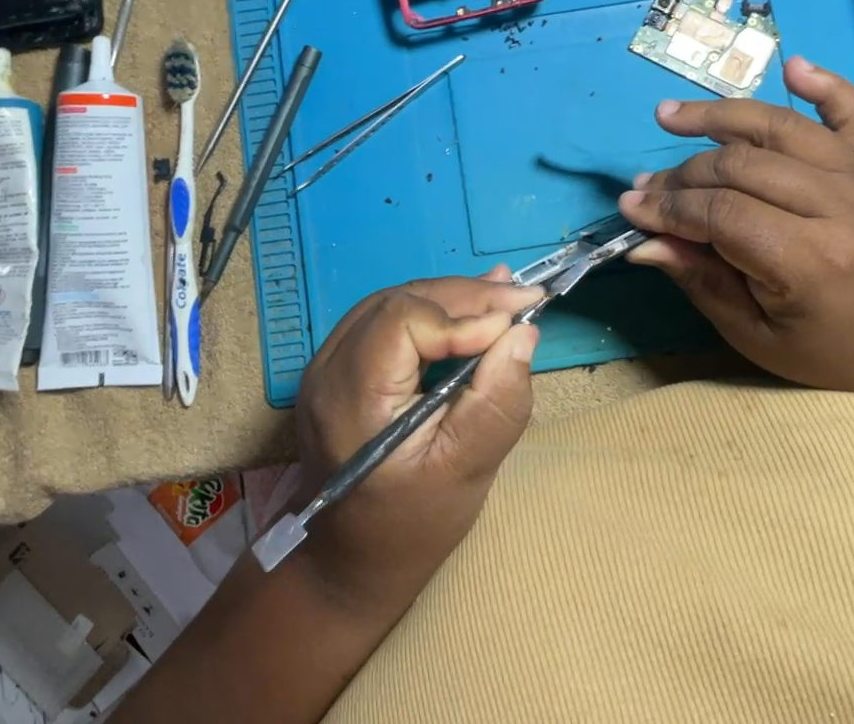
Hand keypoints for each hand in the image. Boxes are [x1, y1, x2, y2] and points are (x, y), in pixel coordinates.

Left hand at [292, 271, 542, 615]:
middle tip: (525, 298)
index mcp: (352, 399)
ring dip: (453, 298)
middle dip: (466, 297)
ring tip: (506, 293)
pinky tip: (471, 306)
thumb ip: (496, 403)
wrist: (346, 560)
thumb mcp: (464, 473)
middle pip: (399, 303)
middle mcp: (329, 370)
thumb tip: (523, 333)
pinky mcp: (340, 368)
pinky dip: (434, 311)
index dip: (461, 316)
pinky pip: (388, 321)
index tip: (513, 328)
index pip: (402, 322)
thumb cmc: (409, 528)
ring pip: (394, 304)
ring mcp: (328, 365)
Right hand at [617, 57, 853, 396]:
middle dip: (683, 176)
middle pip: (741, 167)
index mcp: (812, 260)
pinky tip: (795, 67)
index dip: (669, 209)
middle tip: (645, 189)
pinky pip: (850, 116)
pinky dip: (826, 87)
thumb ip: (700, 280)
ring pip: (778, 128)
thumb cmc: (829, 351)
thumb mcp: (754, 335)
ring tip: (669, 116)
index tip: (629, 209)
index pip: (723, 213)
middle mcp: (838, 207)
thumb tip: (641, 242)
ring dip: (720, 117)